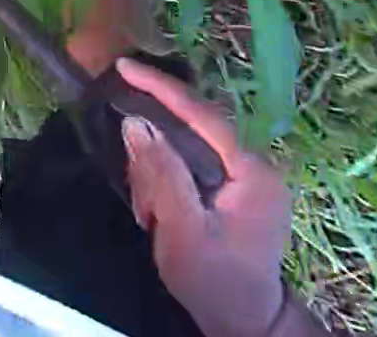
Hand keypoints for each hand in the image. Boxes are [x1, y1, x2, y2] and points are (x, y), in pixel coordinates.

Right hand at [117, 58, 293, 336]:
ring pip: (182, 143)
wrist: (243, 325)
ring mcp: (242, 172)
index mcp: (253, 170)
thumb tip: (135, 121)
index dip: (161, 86)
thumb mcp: (183, 231)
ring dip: (155, 172)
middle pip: (189, 127)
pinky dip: (161, 177)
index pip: (202, 113)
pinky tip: (156, 210)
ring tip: (150, 215)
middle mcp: (253, 162)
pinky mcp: (228, 181)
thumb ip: (161, 173)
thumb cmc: (215, 280)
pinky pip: (184, 159)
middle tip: (141, 197)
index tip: (123, 66)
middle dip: (153, 153)